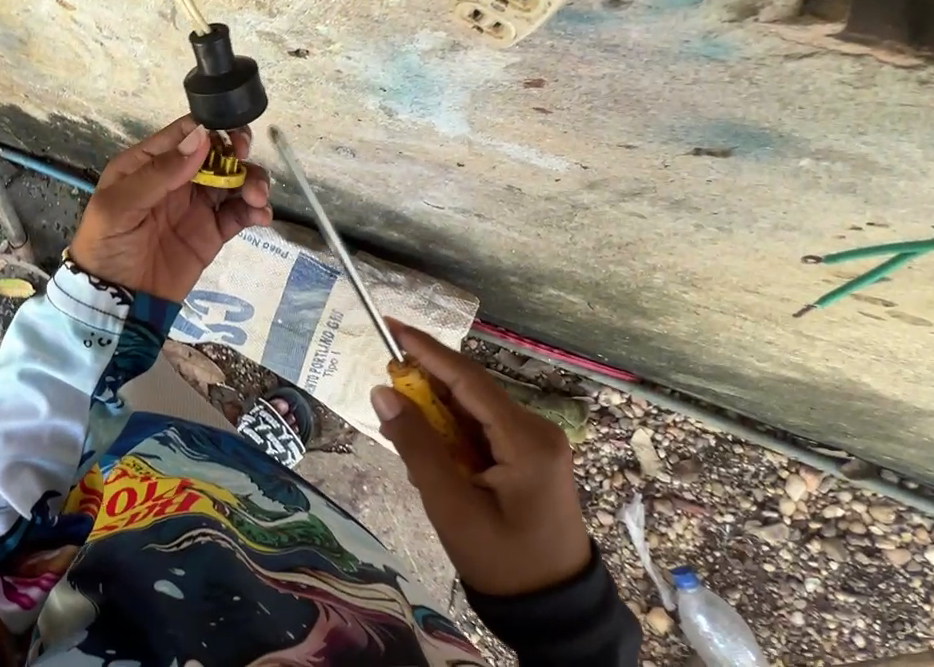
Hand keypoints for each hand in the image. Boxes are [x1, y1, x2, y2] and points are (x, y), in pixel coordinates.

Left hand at [69, 116, 271, 301]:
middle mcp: (175, 178)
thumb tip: (201, 138)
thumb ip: (159, 172)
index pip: (184, 134)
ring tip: (257, 199)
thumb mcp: (119, 206)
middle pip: (216, 153)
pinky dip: (255, 210)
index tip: (232, 141)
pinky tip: (260, 217)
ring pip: (233, 180)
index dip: (212, 130)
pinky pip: (239, 213)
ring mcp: (195, 205)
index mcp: (147, 163)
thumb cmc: (105, 246)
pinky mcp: (212, 233)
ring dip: (252, 182)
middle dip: (238, 154)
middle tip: (247, 165)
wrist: (114, 303)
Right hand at [373, 322, 591, 596]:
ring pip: (471, 408)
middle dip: (422, 382)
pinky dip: (448, 430)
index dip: (425, 349)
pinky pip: (479, 428)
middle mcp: (535, 430)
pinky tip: (423, 444)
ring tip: (396, 421)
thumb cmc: (501, 558)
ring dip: (432, 410)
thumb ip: (415, 444)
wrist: (552, 610)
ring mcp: (534, 444)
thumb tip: (381, 392)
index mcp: (526, 438)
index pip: (467, 378)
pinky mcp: (528, 458)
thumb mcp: (450, 504)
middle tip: (381, 381)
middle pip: (468, 389)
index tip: (389, 325)